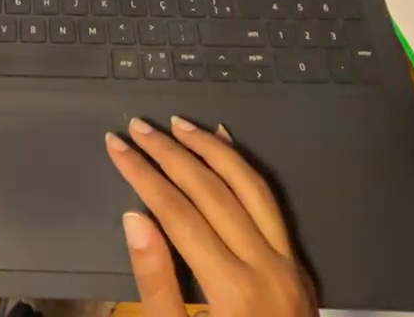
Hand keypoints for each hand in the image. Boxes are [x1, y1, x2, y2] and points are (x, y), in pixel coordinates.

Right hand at [106, 116, 316, 316]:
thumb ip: (157, 285)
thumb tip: (135, 216)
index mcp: (231, 289)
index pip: (177, 210)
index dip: (142, 173)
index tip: (115, 145)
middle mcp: (265, 266)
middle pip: (211, 189)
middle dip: (169, 152)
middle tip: (137, 126)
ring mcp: (288, 264)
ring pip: (249, 184)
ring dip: (211, 149)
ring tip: (178, 124)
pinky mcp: (298, 266)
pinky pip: (272, 202)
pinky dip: (246, 167)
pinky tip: (226, 143)